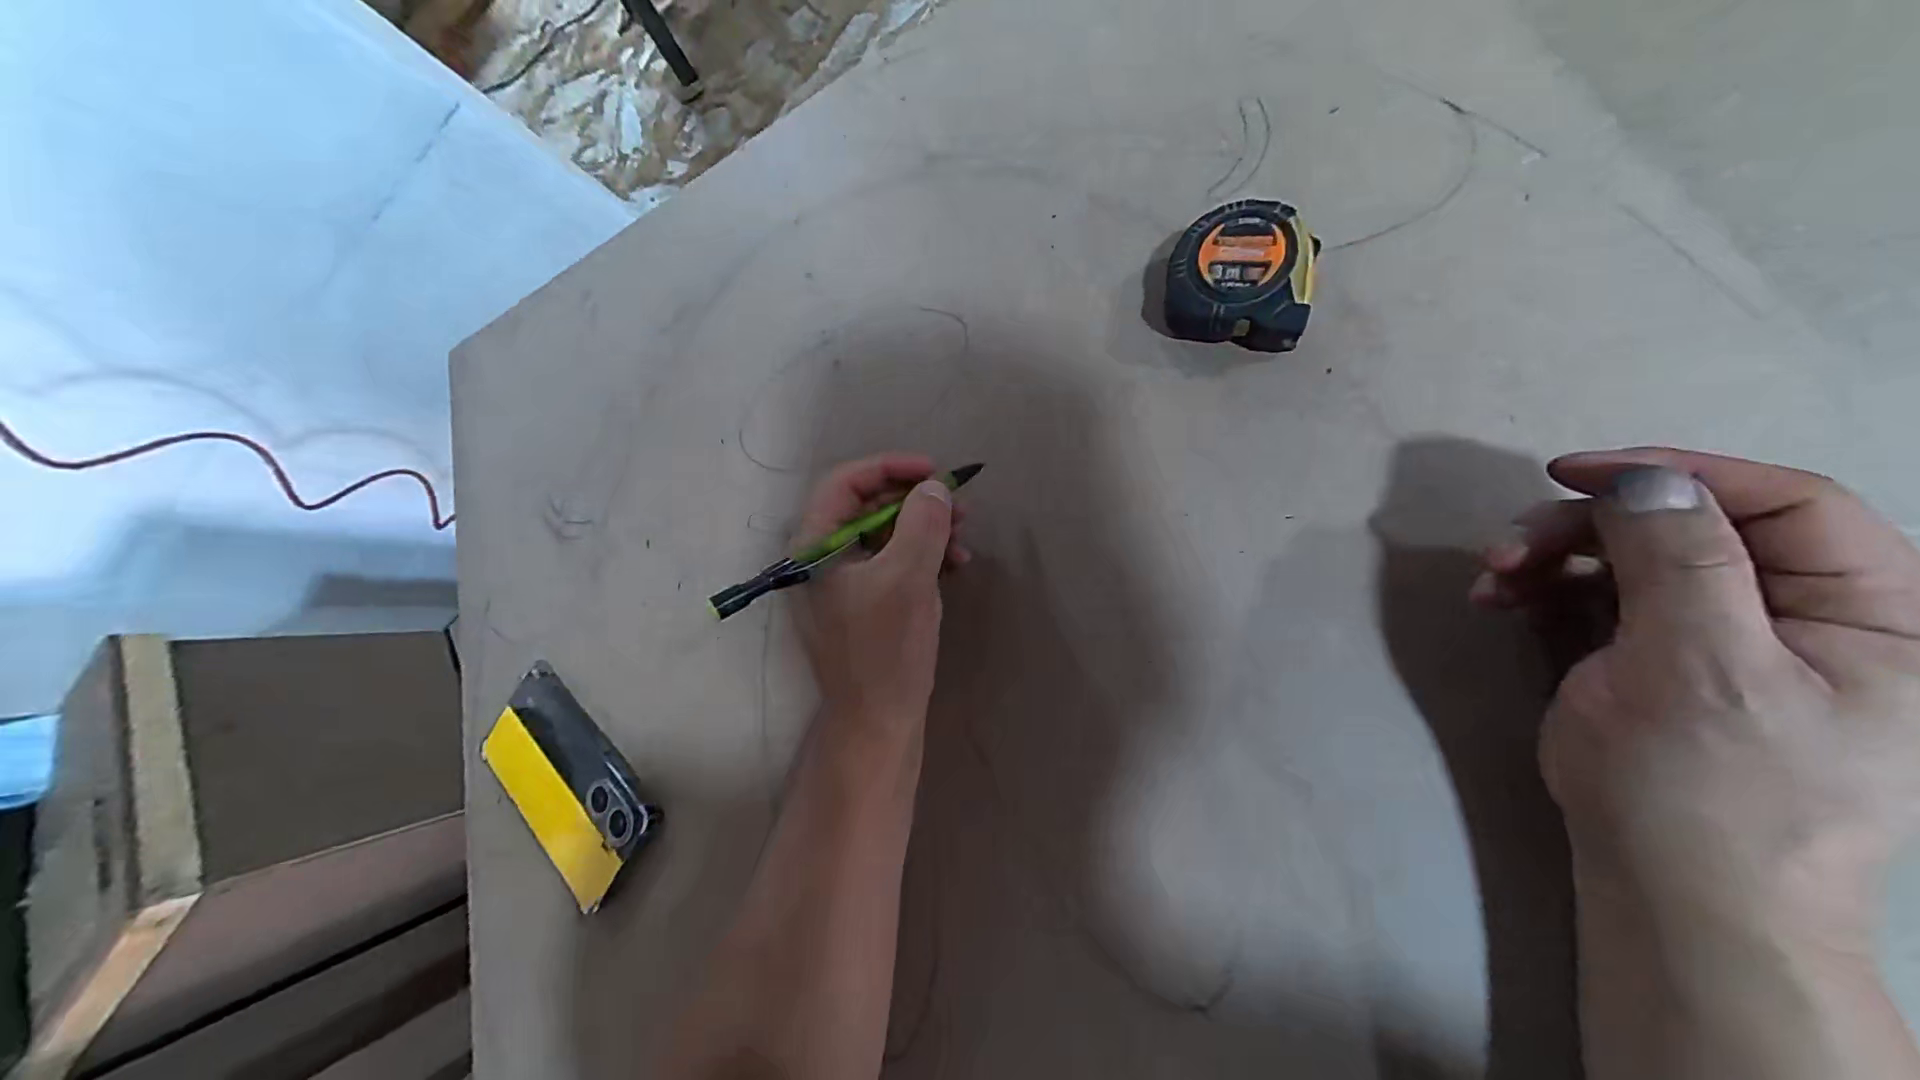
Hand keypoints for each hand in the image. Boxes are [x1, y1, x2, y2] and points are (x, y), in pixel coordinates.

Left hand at [793, 453, 967, 744]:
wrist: (877, 721)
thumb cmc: (886, 650)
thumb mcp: (908, 579)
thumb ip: (923, 524)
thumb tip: (935, 488)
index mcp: (815, 547)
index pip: (845, 483)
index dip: (889, 468)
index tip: (933, 472)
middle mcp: (822, 559)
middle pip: (868, 507)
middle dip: (915, 501)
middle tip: (958, 506)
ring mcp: (843, 582)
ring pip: (885, 534)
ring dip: (925, 529)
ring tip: (964, 536)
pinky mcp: (865, 602)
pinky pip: (892, 562)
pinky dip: (922, 556)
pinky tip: (955, 564)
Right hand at [1476, 448, 1919, 944]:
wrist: (1670, 883)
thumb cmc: (1714, 786)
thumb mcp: (1706, 669)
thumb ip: (1684, 563)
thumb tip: (1642, 479)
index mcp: (1867, 611)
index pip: (1785, 503)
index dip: (1679, 474)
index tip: (1574, 472)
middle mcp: (1792, 610)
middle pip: (1683, 525)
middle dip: (1585, 527)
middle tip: (1508, 548)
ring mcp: (1708, 631)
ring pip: (1625, 554)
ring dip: (1548, 556)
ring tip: (1492, 579)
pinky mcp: (1641, 650)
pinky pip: (1590, 592)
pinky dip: (1539, 587)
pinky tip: (1498, 600)